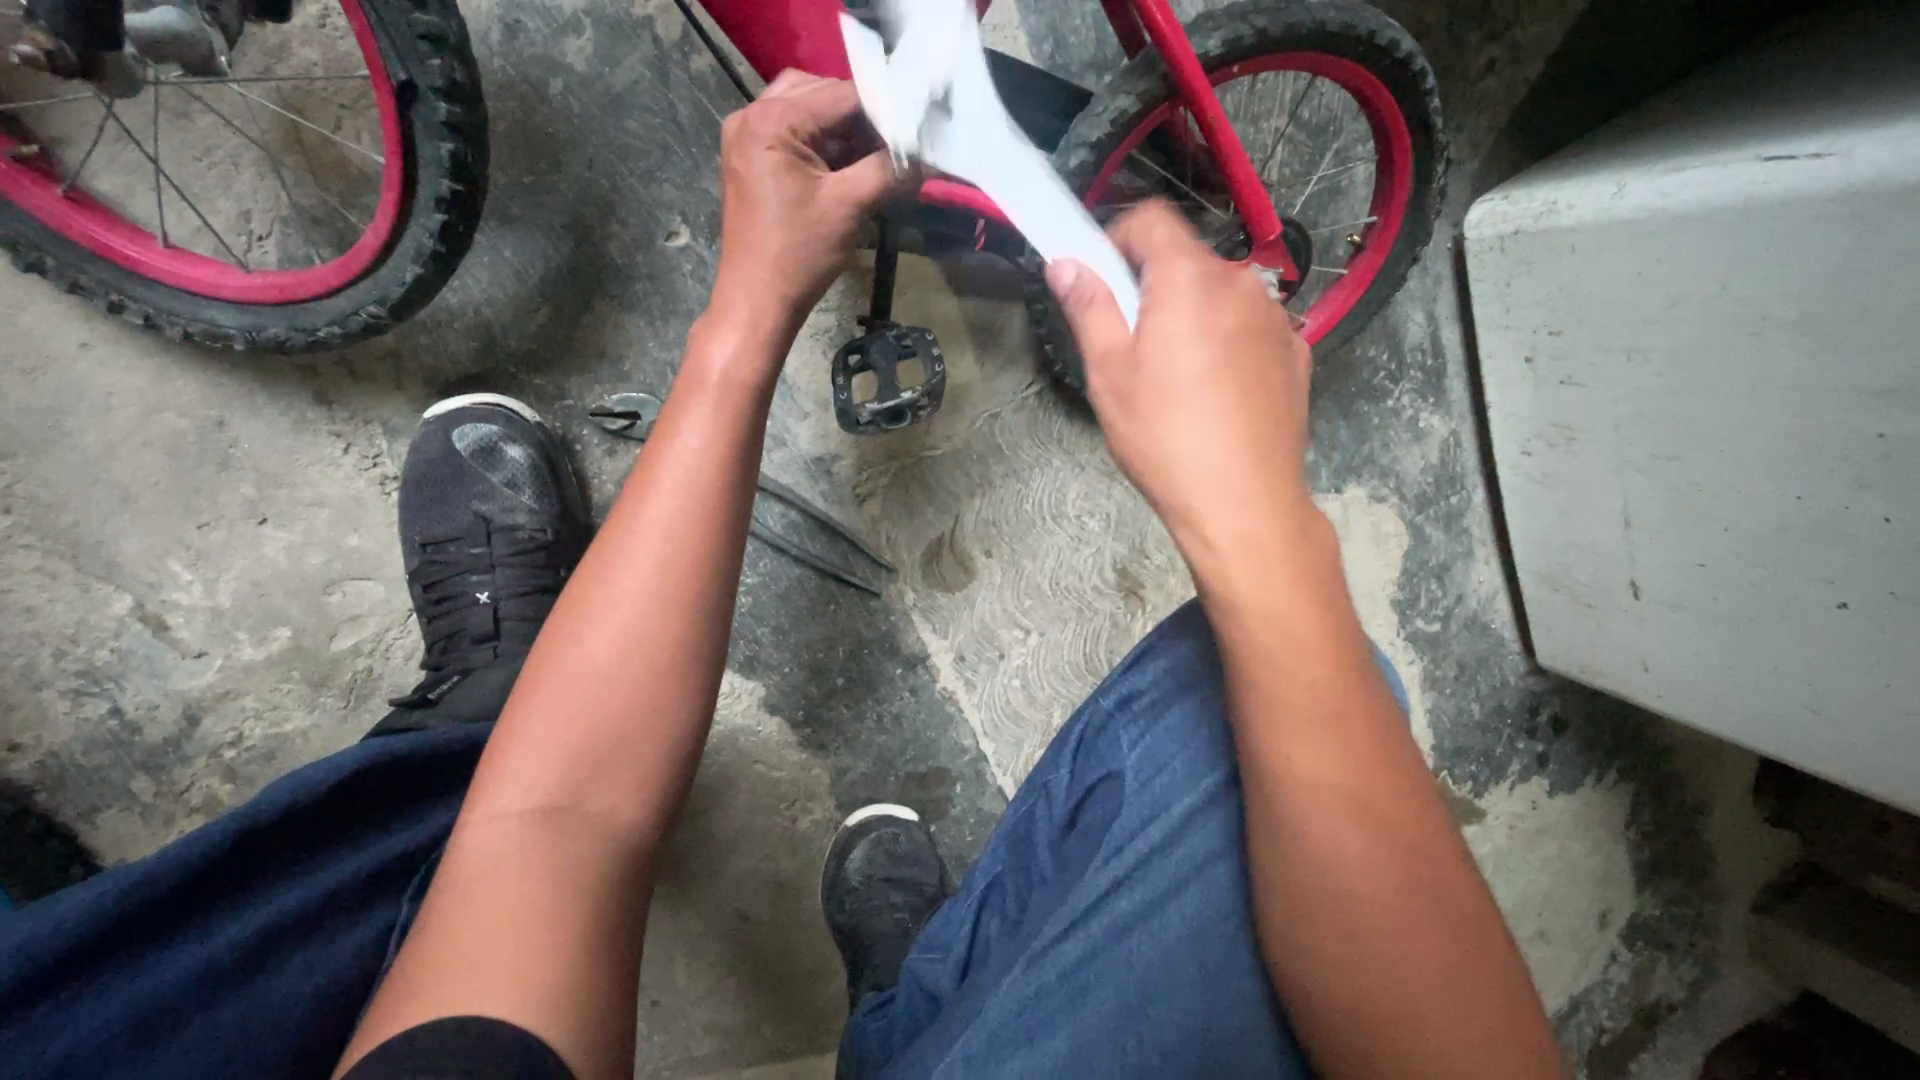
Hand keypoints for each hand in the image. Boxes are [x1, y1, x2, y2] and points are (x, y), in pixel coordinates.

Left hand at [709, 71, 909, 335]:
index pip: (840, 93)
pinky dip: (823, 143)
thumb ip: (890, 169)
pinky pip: (794, 134)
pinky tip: (851, 165)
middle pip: (821, 94)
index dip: (883, 108)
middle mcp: (752, 115)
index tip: (917, 126)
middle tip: (897, 142)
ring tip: (877, 156)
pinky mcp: (752, 159)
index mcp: (771, 120)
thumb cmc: (800, 254)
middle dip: (861, 117)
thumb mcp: (850, 206)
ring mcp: (747, 137)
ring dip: (844, 129)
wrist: (758, 300)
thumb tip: (930, 152)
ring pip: (807, 111)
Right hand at [1044, 201, 1321, 564]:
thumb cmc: (1165, 438)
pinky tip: (1215, 395)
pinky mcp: (1296, 353)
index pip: (1151, 218)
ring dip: (1192, 315)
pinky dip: (1226, 342)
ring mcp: (1276, 318)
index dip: (1116, 237)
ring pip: (1220, 296)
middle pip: (1187, 260)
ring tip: (1175, 379)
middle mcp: (1241, 283)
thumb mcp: (1109, 374)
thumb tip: (1067, 264)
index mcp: (1189, 279)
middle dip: (1153, 286)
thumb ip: (1089, 308)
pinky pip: (1250, 328)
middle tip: (1130, 343)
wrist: (1245, 503)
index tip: (1100, 278)